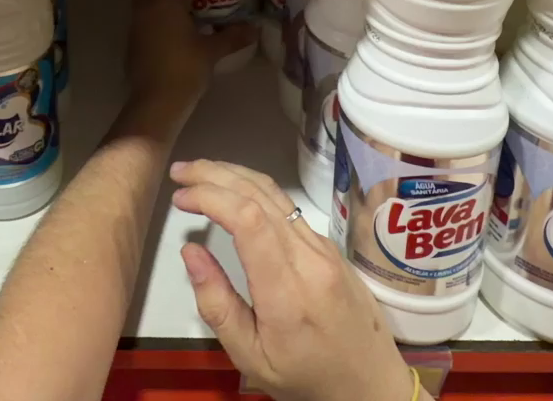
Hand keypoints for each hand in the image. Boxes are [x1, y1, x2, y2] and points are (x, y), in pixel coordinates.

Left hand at [126, 0, 253, 113]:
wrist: (156, 100)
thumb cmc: (185, 67)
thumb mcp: (212, 51)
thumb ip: (233, 36)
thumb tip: (255, 28)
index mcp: (163, 1)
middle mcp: (145, 8)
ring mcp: (134, 26)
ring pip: (140, 4)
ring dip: (153, 2)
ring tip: (177, 8)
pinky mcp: (131, 44)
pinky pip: (139, 23)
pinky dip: (150, 22)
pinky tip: (167, 32)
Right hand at [170, 160, 417, 400]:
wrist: (374, 386)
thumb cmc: (307, 378)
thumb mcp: (251, 358)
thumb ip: (217, 305)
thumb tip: (190, 250)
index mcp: (287, 293)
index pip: (249, 220)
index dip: (211, 197)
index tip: (180, 198)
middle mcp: (309, 258)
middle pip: (258, 195)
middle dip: (213, 174)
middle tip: (179, 172)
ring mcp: (323, 247)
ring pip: (273, 192)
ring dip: (231, 173)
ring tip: (198, 172)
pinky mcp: (328, 244)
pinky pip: (285, 204)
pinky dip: (250, 187)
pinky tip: (231, 191)